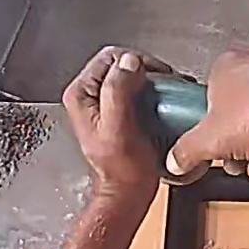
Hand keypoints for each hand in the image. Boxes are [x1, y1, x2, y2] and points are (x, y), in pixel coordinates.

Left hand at [64, 46, 172, 211]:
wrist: (128, 191)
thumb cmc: (122, 168)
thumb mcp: (118, 127)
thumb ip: (117, 91)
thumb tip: (129, 62)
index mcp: (81, 95)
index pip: (110, 57)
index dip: (136, 62)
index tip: (156, 76)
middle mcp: (90, 96)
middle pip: (122, 64)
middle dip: (147, 71)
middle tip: (164, 85)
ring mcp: (106, 104)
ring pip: (132, 77)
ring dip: (153, 82)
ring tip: (167, 94)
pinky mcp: (121, 113)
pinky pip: (139, 91)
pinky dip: (154, 93)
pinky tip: (164, 103)